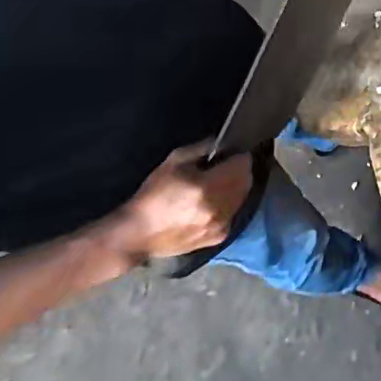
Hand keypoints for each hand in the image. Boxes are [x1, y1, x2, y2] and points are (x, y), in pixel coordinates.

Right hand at [97, 143, 252, 264]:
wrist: (134, 236)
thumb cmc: (152, 196)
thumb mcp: (172, 164)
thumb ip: (200, 149)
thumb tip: (221, 144)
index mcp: (209, 187)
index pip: (243, 164)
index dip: (237, 157)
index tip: (228, 157)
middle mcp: (220, 207)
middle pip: (246, 180)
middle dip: (238, 172)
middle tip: (223, 171)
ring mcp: (221, 223)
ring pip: (242, 198)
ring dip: (234, 190)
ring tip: (215, 189)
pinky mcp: (219, 236)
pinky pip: (233, 215)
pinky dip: (227, 208)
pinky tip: (210, 208)